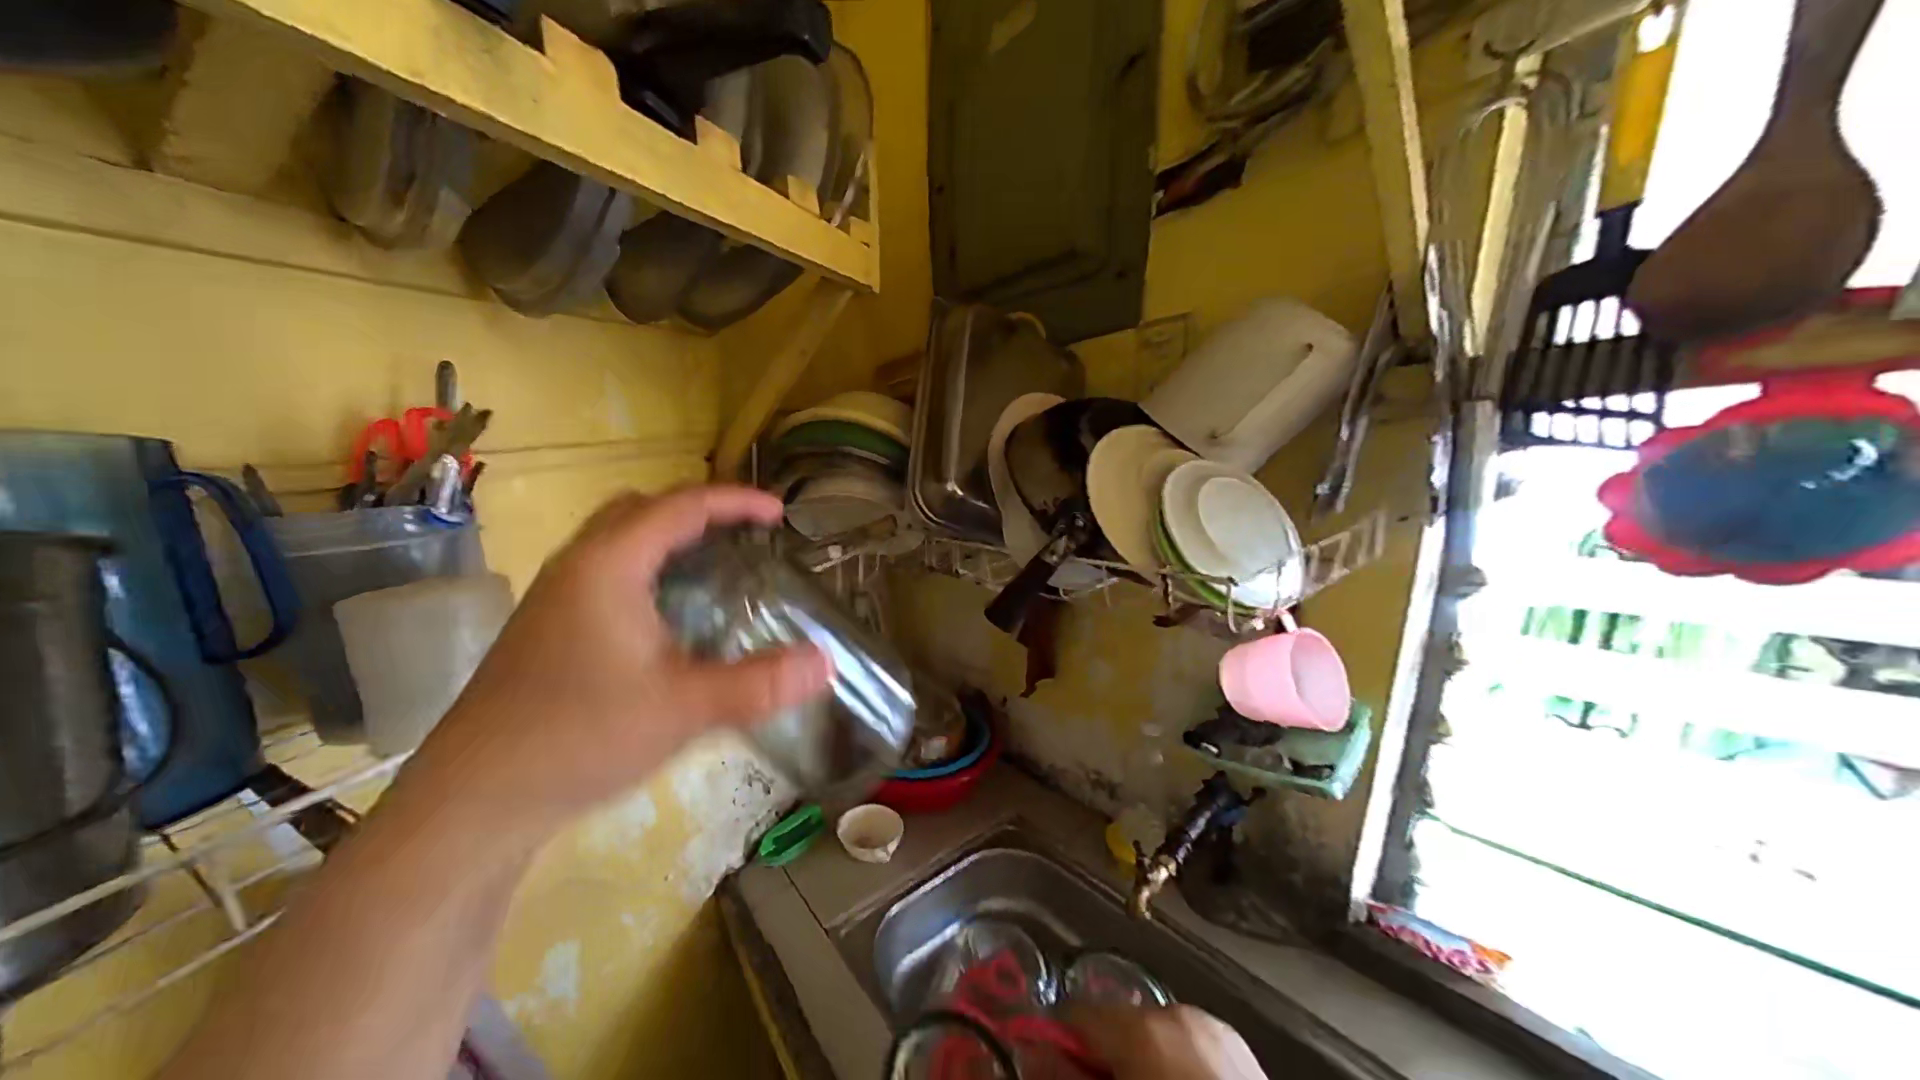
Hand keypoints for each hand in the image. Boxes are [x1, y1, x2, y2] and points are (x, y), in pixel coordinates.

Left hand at [394, 486, 832, 840]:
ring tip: (714, 568)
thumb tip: (826, 662)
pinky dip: (648, 569)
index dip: (736, 501)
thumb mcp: (683, 708)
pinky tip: (669, 618)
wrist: (475, 799)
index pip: (681, 507)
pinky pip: (606, 571)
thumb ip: (759, 683)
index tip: (781, 513)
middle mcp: (577, 566)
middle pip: (642, 509)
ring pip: (618, 539)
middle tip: (745, 536)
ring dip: (668, 538)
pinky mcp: (547, 628)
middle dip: (699, 511)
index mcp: (609, 565)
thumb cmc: (580, 736)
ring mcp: (555, 597)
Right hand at [1069, 1006, 1267, 1079]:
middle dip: (1100, 1059)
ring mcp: (1214, 1029)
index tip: (1053, 1075)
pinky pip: (1186, 1050)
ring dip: (1135, 1064)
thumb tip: (1034, 1055)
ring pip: (1151, 1036)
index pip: (1074, 1014)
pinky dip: (1171, 1069)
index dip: (1058, 1047)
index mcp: (1142, 1027)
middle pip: (1114, 1023)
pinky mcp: (1241, 1052)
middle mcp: (1177, 1012)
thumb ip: (1067, 1079)